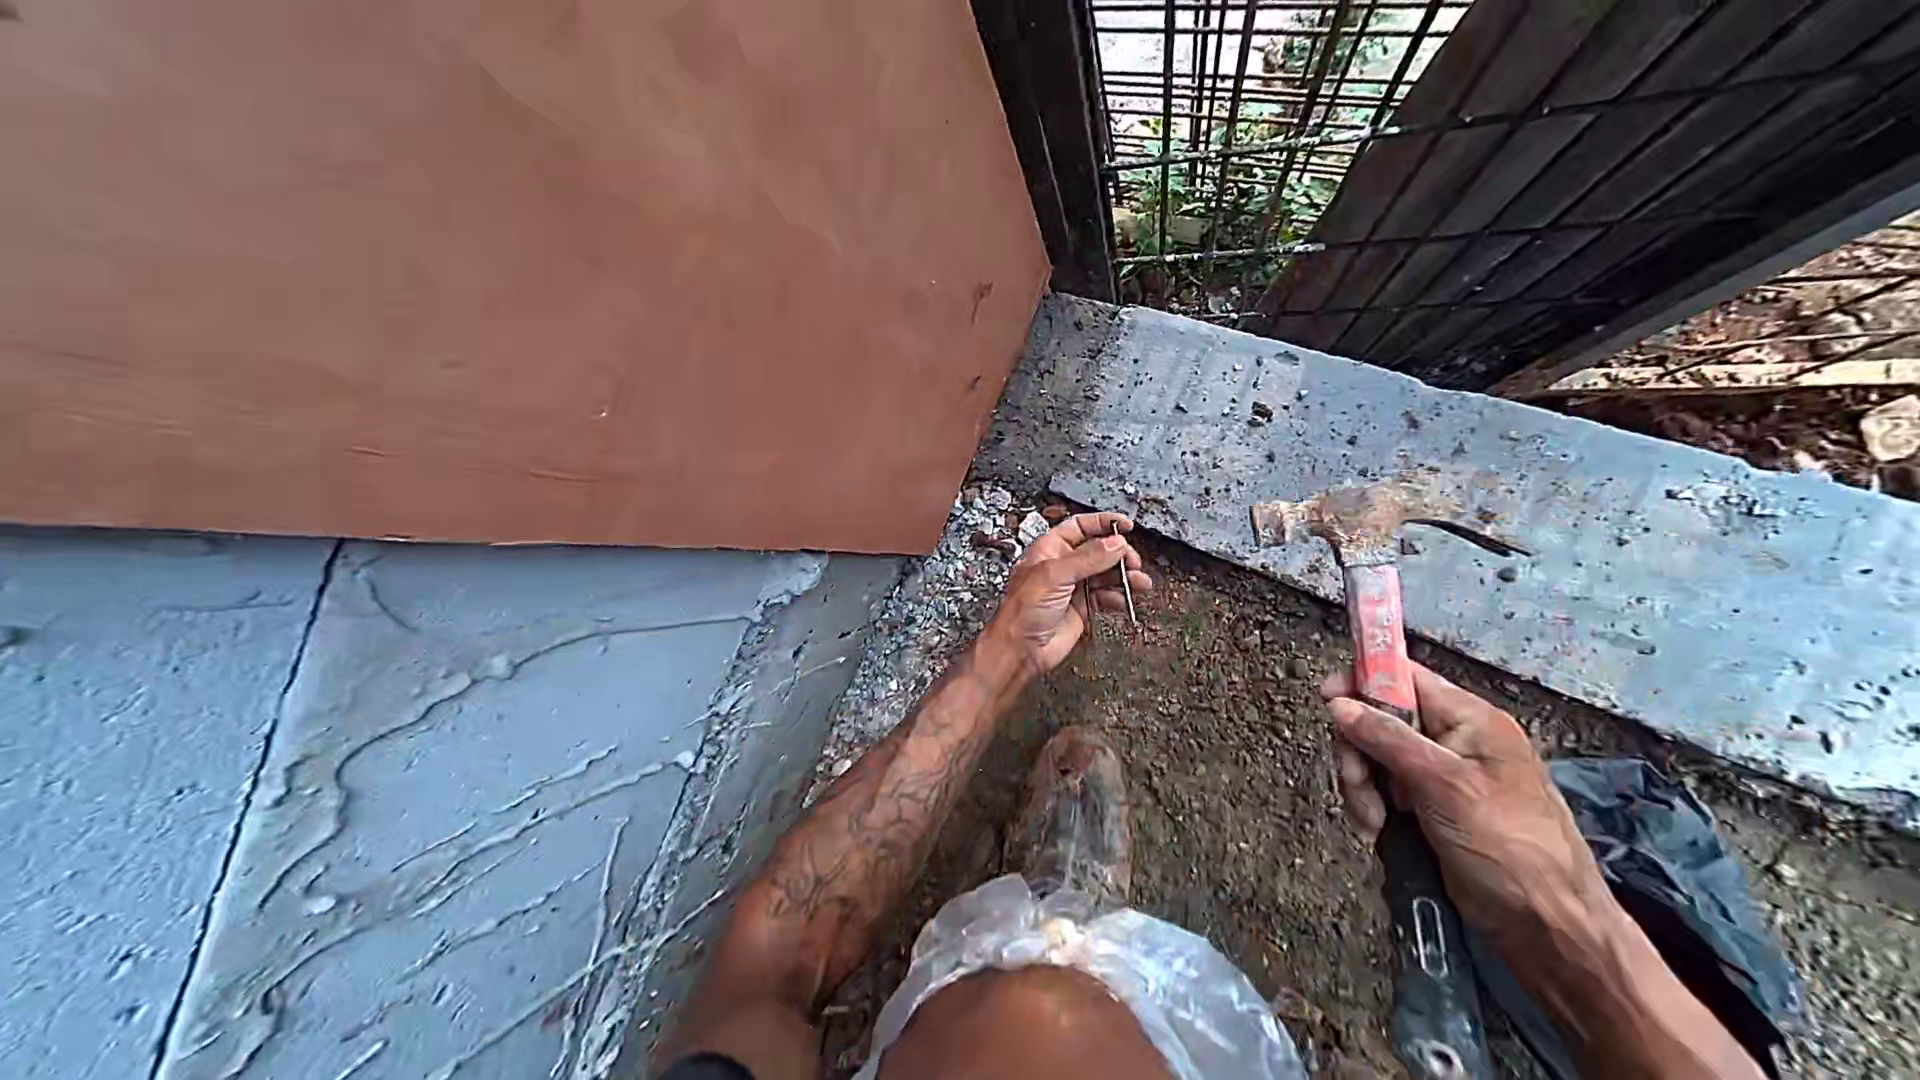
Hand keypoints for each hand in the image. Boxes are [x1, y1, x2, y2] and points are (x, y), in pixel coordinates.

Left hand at [984, 512, 1151, 674]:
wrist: (1020, 650)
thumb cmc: (1022, 612)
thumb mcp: (1054, 575)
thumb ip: (1088, 558)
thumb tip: (1115, 543)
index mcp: (1049, 550)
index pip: (1080, 527)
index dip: (1103, 523)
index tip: (1125, 526)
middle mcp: (1062, 566)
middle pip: (1098, 550)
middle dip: (1118, 553)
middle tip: (1132, 561)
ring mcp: (1072, 587)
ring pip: (1105, 574)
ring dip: (1124, 576)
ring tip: (1139, 582)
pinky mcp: (1081, 608)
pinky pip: (1106, 596)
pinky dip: (1118, 596)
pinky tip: (1124, 599)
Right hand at [1319, 662, 1609, 943]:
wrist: (1545, 928)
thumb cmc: (1508, 846)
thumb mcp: (1444, 784)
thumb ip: (1387, 738)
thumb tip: (1337, 703)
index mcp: (1468, 719)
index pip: (1403, 676)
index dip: (1361, 679)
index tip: (1327, 697)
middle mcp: (1450, 739)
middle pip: (1376, 719)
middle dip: (1358, 751)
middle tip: (1358, 782)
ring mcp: (1435, 773)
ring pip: (1370, 756)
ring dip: (1360, 785)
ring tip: (1375, 819)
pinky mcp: (1423, 804)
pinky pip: (1377, 788)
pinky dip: (1369, 806)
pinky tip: (1379, 829)